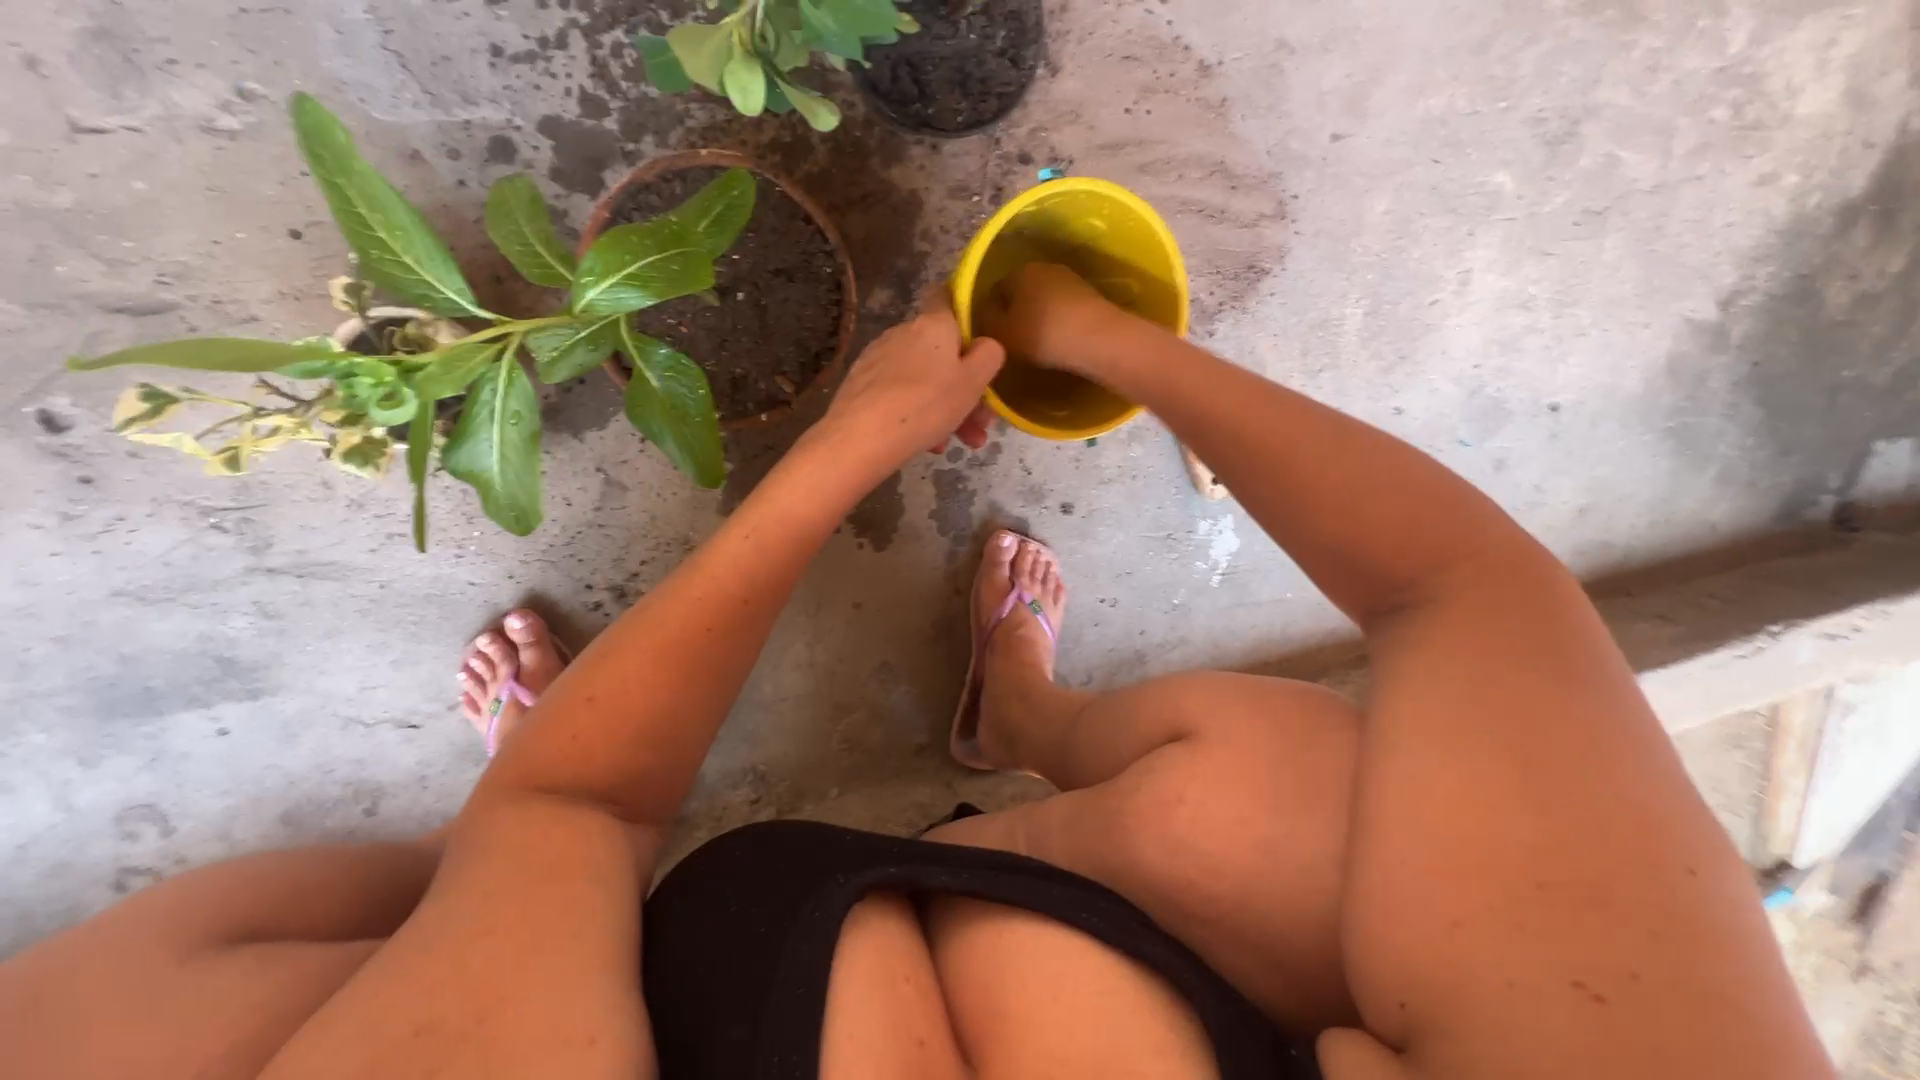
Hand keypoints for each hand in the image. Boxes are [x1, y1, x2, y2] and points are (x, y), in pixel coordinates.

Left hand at [818, 290, 1005, 467]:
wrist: (861, 437)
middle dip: (965, 387)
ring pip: (923, 379)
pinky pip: (900, 395)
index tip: (976, 334)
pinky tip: (928, 445)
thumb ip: (988, 356)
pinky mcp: (861, 385)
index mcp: (933, 324)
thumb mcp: (973, 382)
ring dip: (945, 409)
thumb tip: (986, 345)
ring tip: (956, 444)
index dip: (962, 308)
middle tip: (981, 423)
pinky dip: (918, 415)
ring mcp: (879, 359)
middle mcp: (903, 333)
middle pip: (941, 352)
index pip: (946, 296)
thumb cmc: (926, 404)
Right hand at [974, 262, 1136, 377]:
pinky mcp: (1090, 296)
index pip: (996, 290)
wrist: (1097, 339)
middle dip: (1016, 313)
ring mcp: (1071, 280)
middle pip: (1021, 292)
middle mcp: (1044, 268)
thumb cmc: (1041, 336)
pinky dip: (1058, 322)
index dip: (992, 314)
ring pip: (1044, 300)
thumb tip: (983, 311)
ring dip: (1039, 318)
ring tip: (1038, 345)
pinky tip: (1059, 342)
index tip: (995, 337)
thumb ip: (985, 320)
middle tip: (1014, 342)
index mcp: (1019, 271)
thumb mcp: (1000, 334)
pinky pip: (1064, 309)